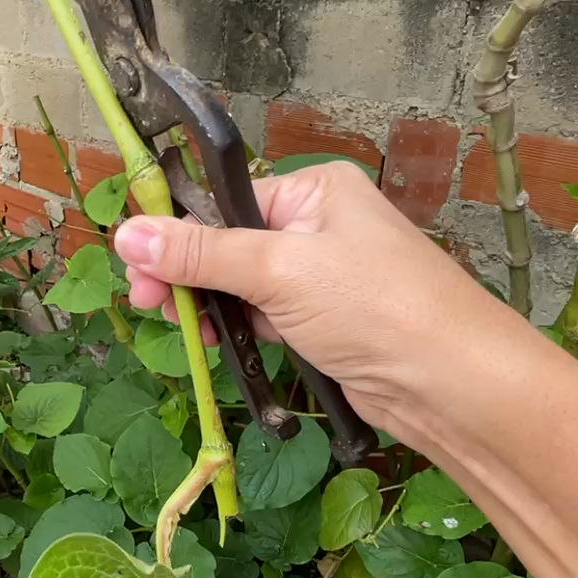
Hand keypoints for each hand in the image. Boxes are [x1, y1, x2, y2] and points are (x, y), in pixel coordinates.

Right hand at [114, 160, 534, 429]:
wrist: (451, 386)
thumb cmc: (372, 307)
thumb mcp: (278, 271)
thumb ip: (201, 253)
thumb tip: (126, 233)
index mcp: (312, 192)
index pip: (223, 204)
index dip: (174, 235)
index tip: (135, 269)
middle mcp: (314, 226)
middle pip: (224, 244)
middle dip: (183, 274)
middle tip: (147, 305)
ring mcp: (317, 276)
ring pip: (237, 283)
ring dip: (205, 305)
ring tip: (183, 330)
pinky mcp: (317, 320)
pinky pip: (259, 313)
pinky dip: (234, 327)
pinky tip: (214, 342)